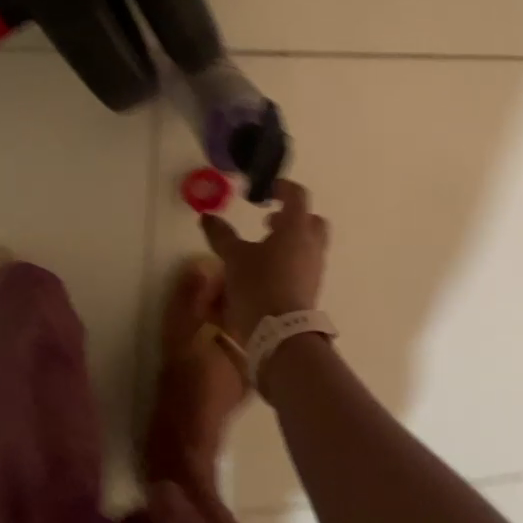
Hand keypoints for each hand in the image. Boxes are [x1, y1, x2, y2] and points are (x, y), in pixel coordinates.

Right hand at [199, 179, 328, 336]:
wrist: (282, 335)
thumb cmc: (258, 286)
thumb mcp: (234, 258)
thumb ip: (221, 236)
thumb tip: (207, 217)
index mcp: (296, 228)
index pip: (297, 195)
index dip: (283, 188)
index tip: (267, 189)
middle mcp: (312, 244)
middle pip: (312, 220)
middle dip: (292, 216)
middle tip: (269, 222)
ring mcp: (315, 268)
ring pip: (310, 244)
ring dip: (291, 240)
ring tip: (264, 250)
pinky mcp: (312, 289)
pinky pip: (306, 265)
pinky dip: (291, 260)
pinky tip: (268, 273)